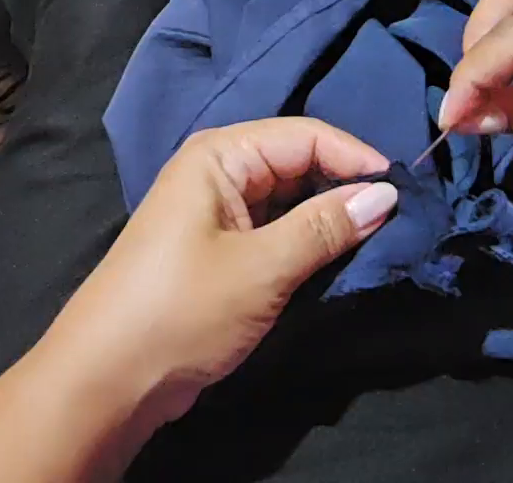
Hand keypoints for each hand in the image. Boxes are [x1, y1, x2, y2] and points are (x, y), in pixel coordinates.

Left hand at [42, 117, 398, 427]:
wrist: (108, 376)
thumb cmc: (182, 308)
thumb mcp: (261, 268)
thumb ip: (324, 228)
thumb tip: (385, 194)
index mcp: (220, 154)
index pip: (303, 136)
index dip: (355, 157)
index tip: (405, 188)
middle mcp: (218, 169)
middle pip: (297, 161)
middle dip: (344, 184)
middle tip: (399, 215)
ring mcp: (217, 209)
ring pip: (288, 196)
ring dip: (329, 213)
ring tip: (380, 235)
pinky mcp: (220, 245)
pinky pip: (274, 225)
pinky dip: (307, 236)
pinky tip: (339, 253)